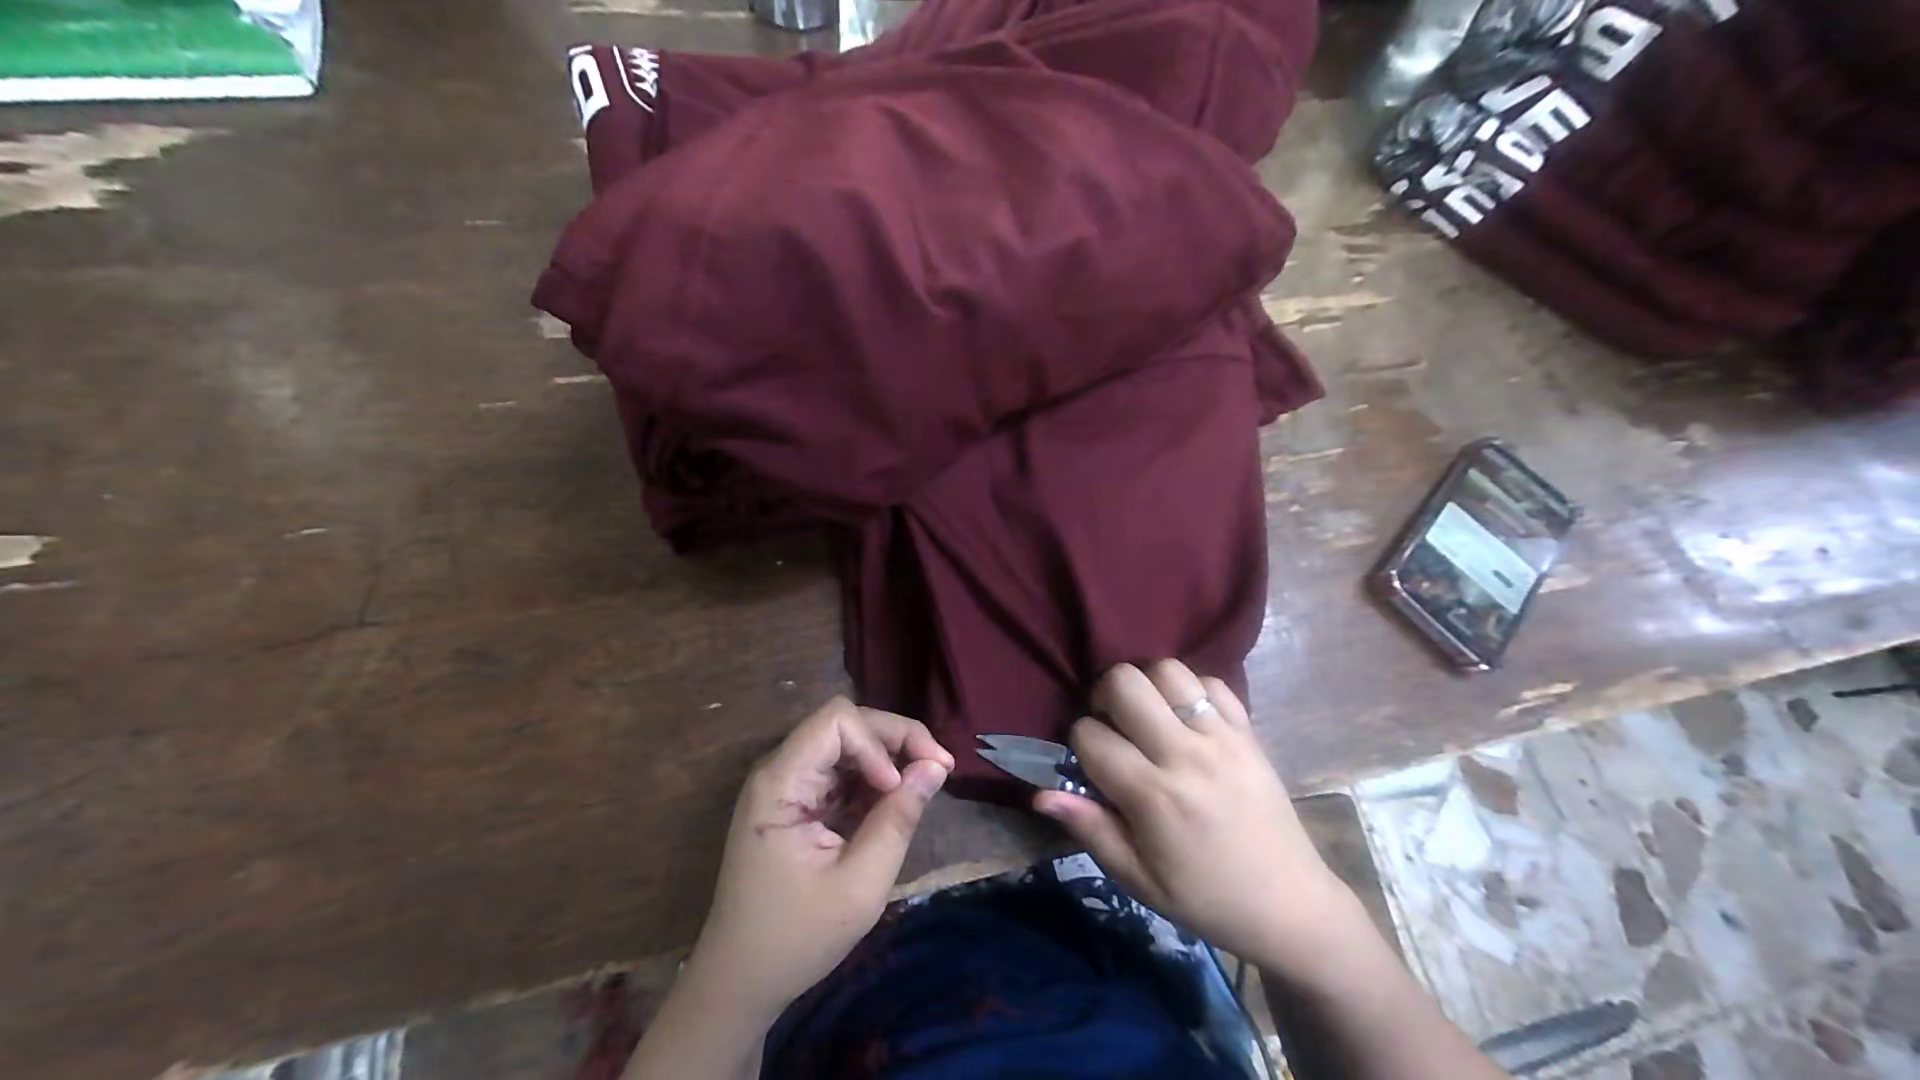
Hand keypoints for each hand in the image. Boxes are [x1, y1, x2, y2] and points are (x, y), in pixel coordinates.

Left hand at [685, 697, 953, 1019]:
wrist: (740, 980)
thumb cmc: (796, 937)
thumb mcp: (859, 885)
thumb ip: (898, 820)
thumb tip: (936, 767)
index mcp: (780, 782)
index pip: (837, 720)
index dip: (878, 741)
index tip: (898, 787)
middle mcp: (780, 770)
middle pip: (845, 725)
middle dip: (895, 740)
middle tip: (939, 770)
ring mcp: (787, 786)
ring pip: (847, 743)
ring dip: (888, 758)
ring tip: (922, 788)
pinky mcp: (797, 803)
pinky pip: (841, 772)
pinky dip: (873, 780)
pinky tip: (894, 804)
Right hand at [1033, 661, 1359, 975]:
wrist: (1288, 904)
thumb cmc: (1204, 897)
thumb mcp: (1137, 879)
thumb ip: (1090, 829)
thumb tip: (1040, 793)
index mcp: (1153, 795)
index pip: (1090, 735)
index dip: (1079, 743)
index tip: (1090, 762)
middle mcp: (1185, 754)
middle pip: (1125, 683)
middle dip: (1104, 696)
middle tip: (1112, 724)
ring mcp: (1222, 737)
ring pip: (1168, 670)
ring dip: (1147, 685)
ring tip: (1148, 715)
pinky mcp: (1249, 732)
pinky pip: (1213, 683)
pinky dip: (1192, 691)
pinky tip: (1188, 719)